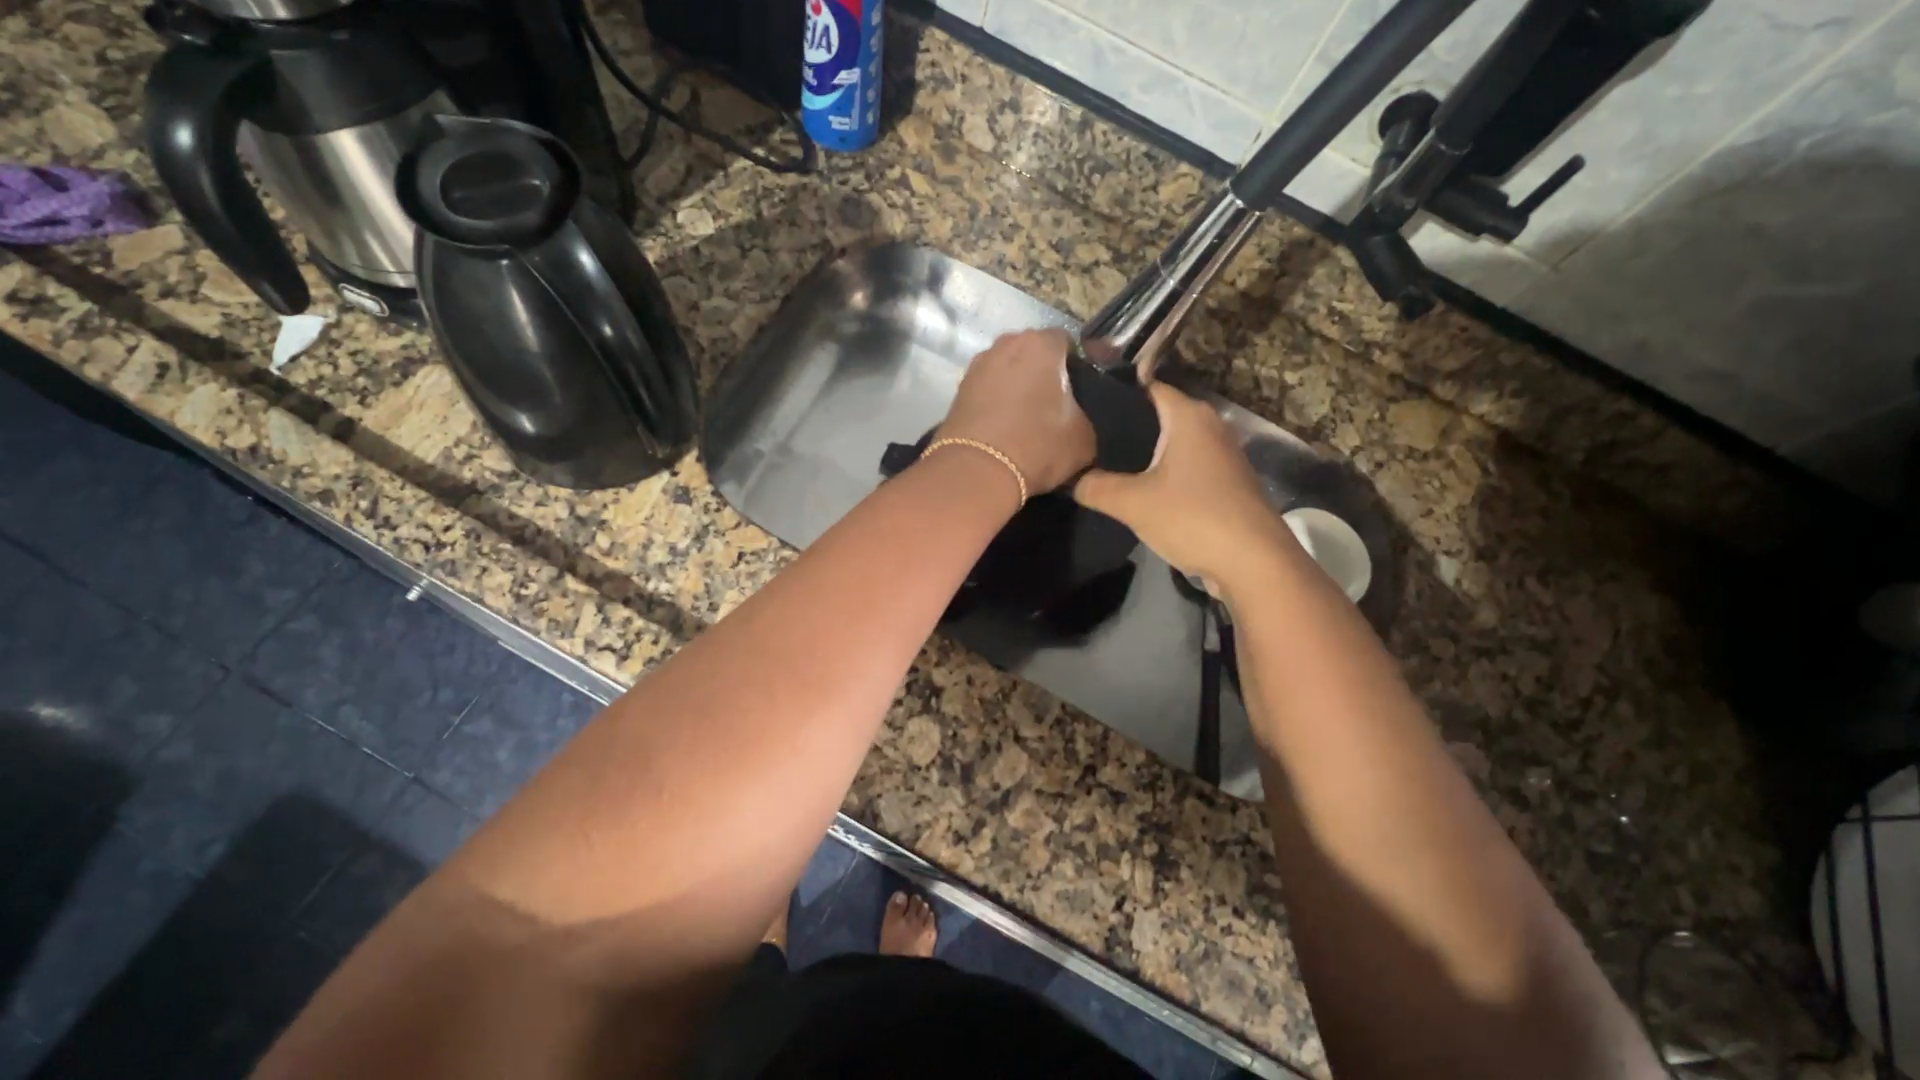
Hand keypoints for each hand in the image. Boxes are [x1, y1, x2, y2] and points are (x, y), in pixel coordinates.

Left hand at [936, 329, 1096, 494]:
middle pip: (1032, 353)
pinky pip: (987, 390)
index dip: (1075, 366)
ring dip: (1017, 387)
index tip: (1079, 392)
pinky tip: (1003, 428)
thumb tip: (1077, 419)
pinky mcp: (958, 390)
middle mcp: (1006, 344)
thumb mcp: (1084, 438)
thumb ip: (1086, 417)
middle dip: (1043, 373)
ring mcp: (977, 366)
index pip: (1066, 342)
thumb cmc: (1038, 445)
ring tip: (1026, 419)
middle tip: (1054, 406)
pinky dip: (995, 403)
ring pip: (1007, 371)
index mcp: (1041, 345)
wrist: (977, 471)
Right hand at [1073, 382, 1296, 590]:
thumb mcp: (1132, 504)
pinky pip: (1186, 468)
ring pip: (1173, 445)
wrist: (1254, 563)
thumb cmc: (1193, 518)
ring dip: (1144, 456)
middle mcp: (1210, 425)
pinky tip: (1140, 493)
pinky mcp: (1227, 484)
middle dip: (1125, 429)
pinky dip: (1163, 476)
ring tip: (1104, 467)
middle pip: (1158, 417)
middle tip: (1085, 443)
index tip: (1081, 411)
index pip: (1146, 388)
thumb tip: (1069, 479)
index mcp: (1189, 416)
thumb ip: (1094, 487)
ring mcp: (1223, 455)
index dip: (1114, 397)